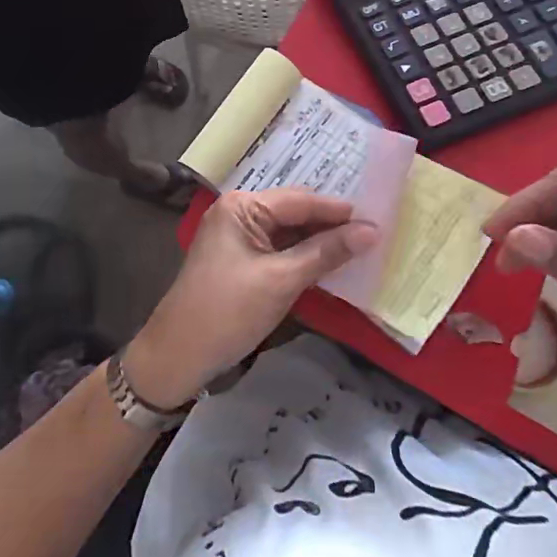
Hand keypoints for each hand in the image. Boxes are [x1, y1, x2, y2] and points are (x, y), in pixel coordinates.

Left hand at [126, 190, 378, 407]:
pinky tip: (330, 264)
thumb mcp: (281, 280)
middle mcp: (238, 213)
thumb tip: (371, 232)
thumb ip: (326, 252)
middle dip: (331, 224)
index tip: (378, 219)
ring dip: (319, 242)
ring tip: (361, 247)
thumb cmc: (228, 311)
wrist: (178, 356)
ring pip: (288, 233)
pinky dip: (303, 257)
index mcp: (241, 206)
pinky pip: (279, 250)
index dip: (338, 211)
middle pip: (294, 213)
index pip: (300, 200)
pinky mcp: (240, 261)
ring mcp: (237, 238)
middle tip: (374, 232)